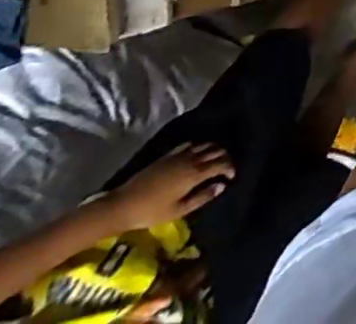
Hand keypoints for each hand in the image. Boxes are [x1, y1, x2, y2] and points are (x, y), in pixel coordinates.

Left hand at [98, 143, 234, 231]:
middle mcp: (190, 159)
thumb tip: (221, 186)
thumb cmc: (152, 212)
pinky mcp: (169, 154)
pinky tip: (198, 152)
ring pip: (205, 144)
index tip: (232, 176)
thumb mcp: (179, 210)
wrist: (123, 204)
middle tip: (227, 168)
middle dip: (225, 157)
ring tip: (216, 159)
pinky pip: (190, 144)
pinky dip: (200, 145)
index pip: (221, 163)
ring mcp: (179, 155)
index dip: (230, 167)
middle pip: (216, 150)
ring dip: (214, 149)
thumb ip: (202, 197)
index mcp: (194, 174)